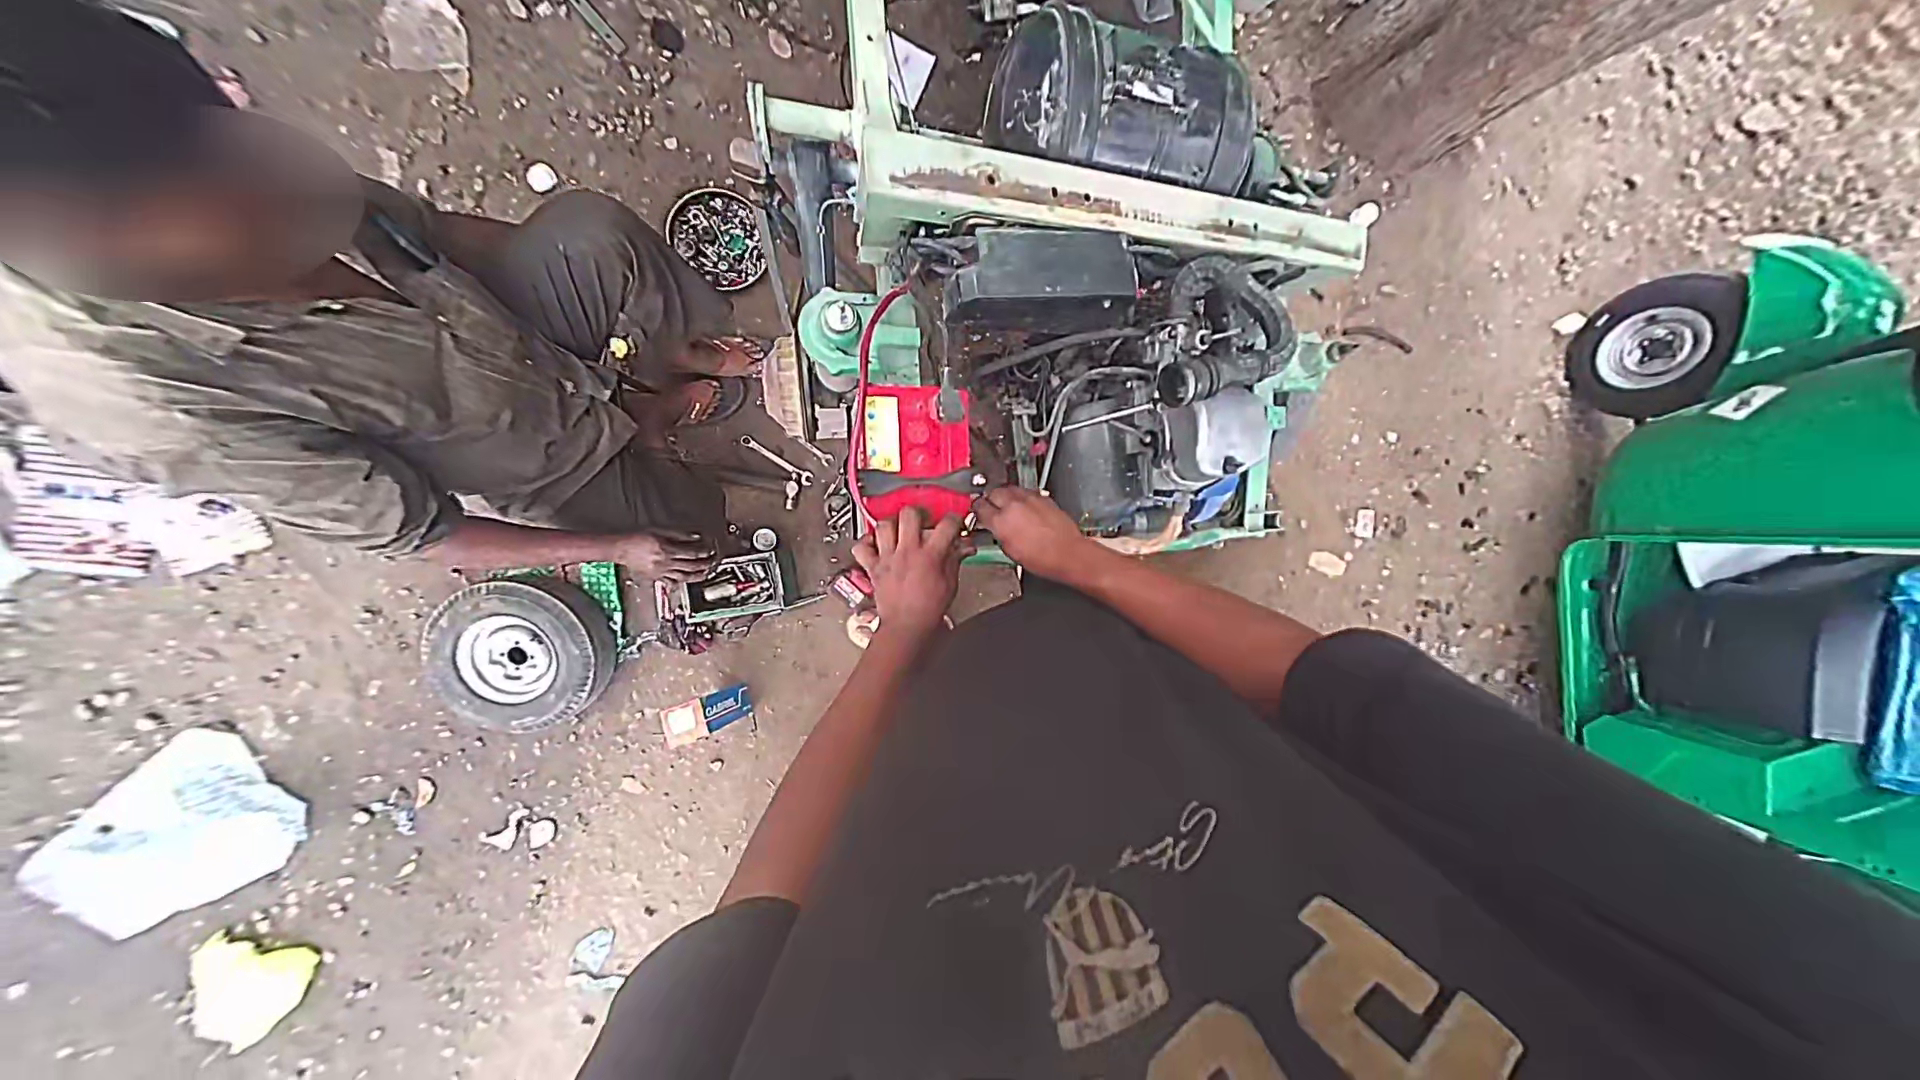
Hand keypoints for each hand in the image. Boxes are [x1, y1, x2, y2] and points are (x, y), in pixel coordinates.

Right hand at [616, 530, 715, 581]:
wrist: (620, 549)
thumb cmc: (637, 538)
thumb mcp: (659, 531)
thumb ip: (679, 535)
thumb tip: (695, 538)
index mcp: (667, 550)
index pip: (691, 553)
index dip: (703, 553)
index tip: (711, 551)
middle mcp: (665, 563)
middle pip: (691, 566)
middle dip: (704, 565)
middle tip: (713, 563)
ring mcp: (660, 572)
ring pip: (684, 577)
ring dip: (697, 576)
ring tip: (706, 574)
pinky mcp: (655, 578)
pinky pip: (671, 582)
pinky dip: (680, 583)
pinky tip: (686, 583)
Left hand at [852, 506, 970, 640]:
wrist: (907, 627)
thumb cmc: (928, 610)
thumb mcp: (950, 584)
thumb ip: (955, 560)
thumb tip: (963, 547)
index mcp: (930, 556)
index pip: (946, 525)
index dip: (954, 519)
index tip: (954, 522)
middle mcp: (907, 552)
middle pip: (909, 515)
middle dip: (917, 513)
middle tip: (921, 520)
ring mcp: (888, 558)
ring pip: (884, 526)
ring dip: (892, 525)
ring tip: (898, 530)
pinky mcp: (873, 568)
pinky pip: (861, 547)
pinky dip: (866, 543)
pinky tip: (875, 544)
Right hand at [975, 487, 1095, 581]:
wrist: (1068, 553)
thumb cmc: (1043, 558)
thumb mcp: (1010, 551)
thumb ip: (999, 533)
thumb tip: (996, 528)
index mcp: (1001, 521)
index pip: (980, 506)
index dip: (977, 509)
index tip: (979, 511)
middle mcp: (1013, 505)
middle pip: (994, 492)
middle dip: (991, 498)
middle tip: (991, 506)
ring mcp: (1029, 499)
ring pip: (1010, 488)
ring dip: (1006, 495)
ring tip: (1008, 505)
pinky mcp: (1043, 497)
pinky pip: (1027, 492)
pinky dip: (1022, 497)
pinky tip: (1024, 507)